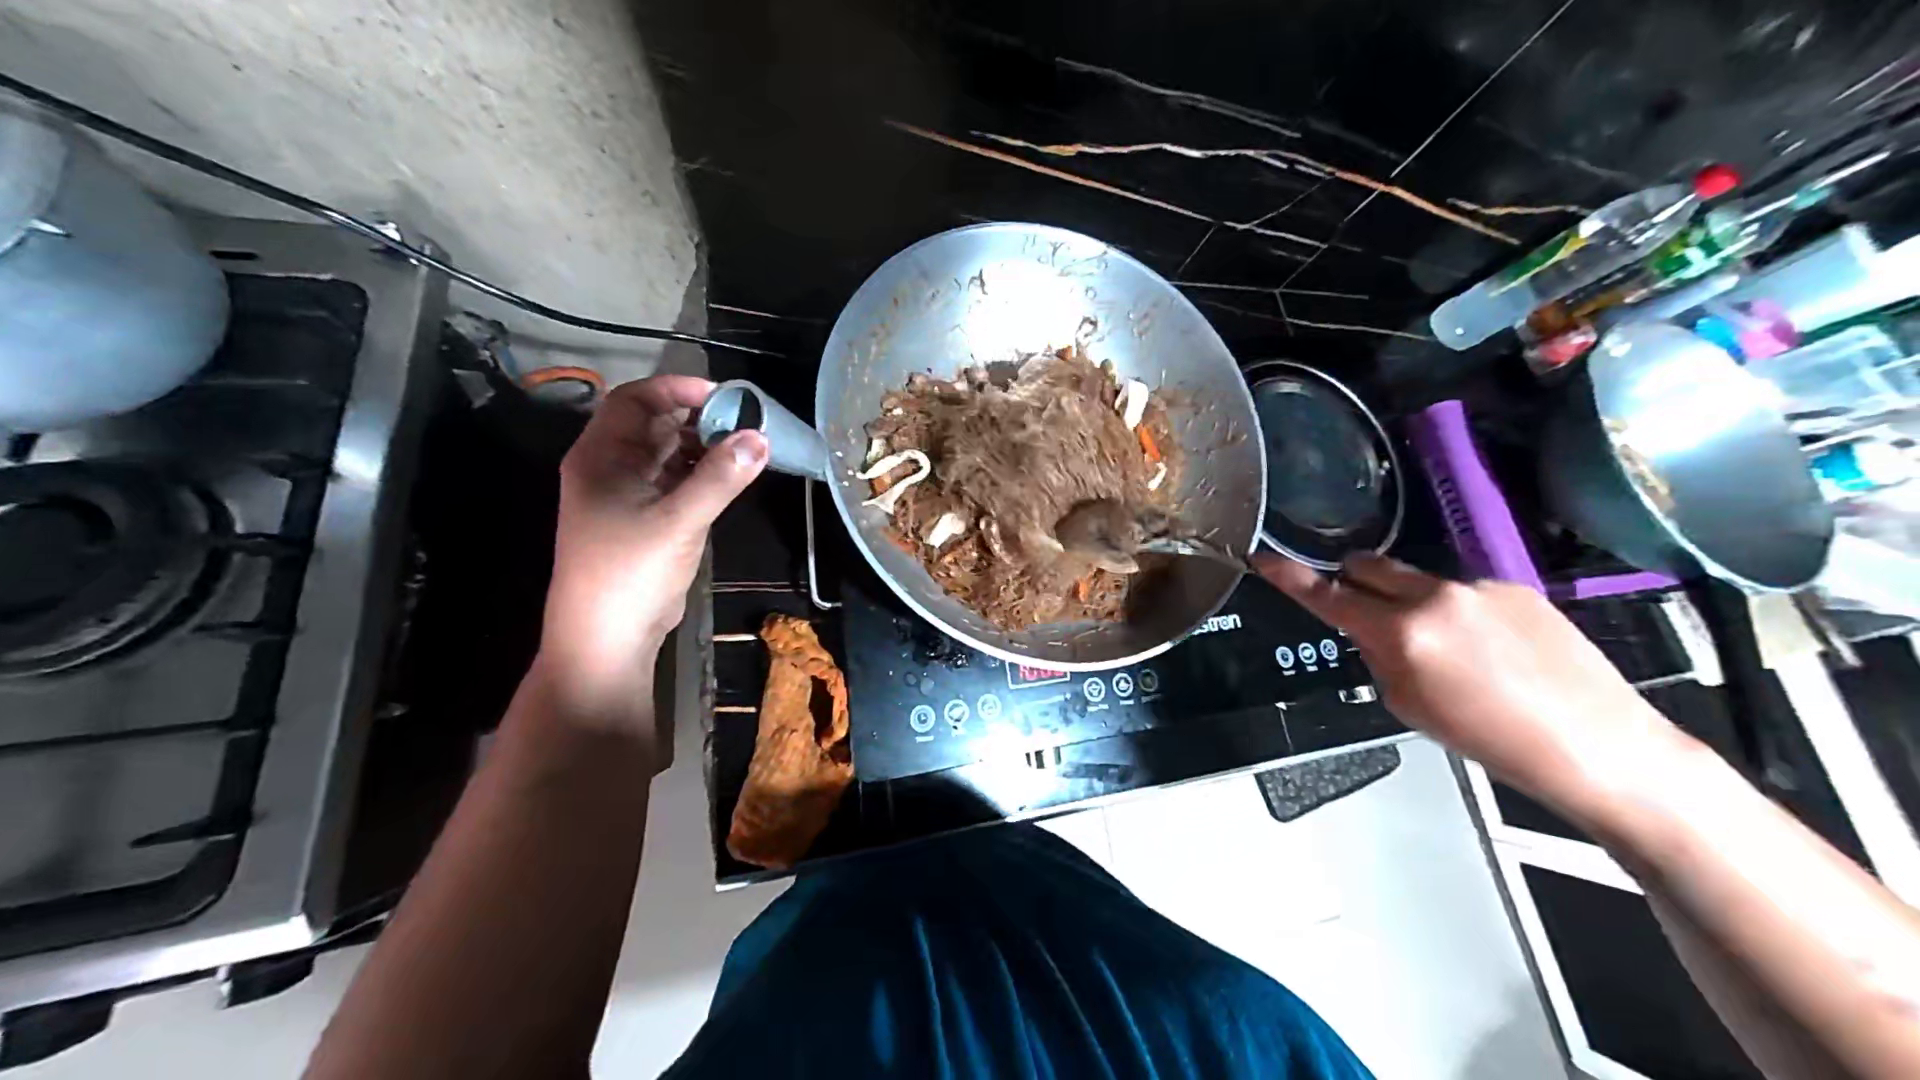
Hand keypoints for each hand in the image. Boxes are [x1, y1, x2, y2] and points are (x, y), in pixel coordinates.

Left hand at [535, 375, 766, 740]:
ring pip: (667, 455)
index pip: (633, 401)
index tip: (723, 394)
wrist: (606, 638)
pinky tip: (731, 474)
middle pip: (653, 425)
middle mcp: (610, 469)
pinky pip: (675, 483)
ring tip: (745, 445)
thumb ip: (720, 477)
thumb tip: (760, 438)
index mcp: (600, 457)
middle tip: (745, 420)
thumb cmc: (630, 572)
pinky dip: (702, 474)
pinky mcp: (646, 520)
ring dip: (703, 447)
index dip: (675, 388)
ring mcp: (627, 496)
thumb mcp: (679, 520)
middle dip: (697, 418)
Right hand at [1254, 553, 1689, 815]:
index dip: (1288, 577)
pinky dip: (1458, 612)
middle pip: (1368, 565)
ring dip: (1413, 603)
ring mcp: (1481, 587)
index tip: (1263, 557)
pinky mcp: (1518, 588)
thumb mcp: (1408, 705)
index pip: (1327, 595)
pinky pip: (1464, 591)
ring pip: (1418, 581)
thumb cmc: (1492, 740)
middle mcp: (1437, 597)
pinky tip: (1490, 649)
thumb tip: (1372, 633)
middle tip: (1361, 611)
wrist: (1600, 747)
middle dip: (1352, 581)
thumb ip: (1378, 657)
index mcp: (1402, 633)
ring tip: (1451, 651)